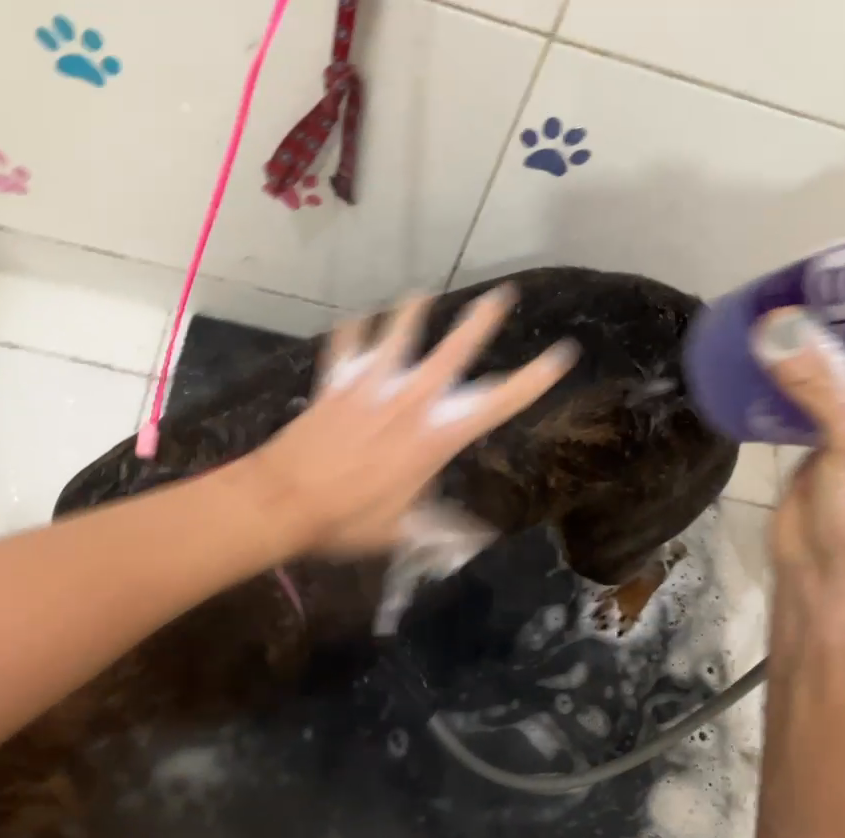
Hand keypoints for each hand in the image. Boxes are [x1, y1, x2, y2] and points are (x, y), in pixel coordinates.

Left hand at [237, 286, 577, 557]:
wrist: (284, 499)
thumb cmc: (347, 520)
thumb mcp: (402, 533)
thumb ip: (441, 531)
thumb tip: (476, 538)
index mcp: (436, 436)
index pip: (497, 402)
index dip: (533, 380)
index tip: (560, 355)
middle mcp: (410, 400)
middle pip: (453, 349)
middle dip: (480, 321)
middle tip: (500, 295)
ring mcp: (370, 385)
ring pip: (397, 332)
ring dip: (412, 311)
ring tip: (421, 291)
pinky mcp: (335, 382)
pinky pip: (346, 345)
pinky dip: (352, 330)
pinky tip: (355, 316)